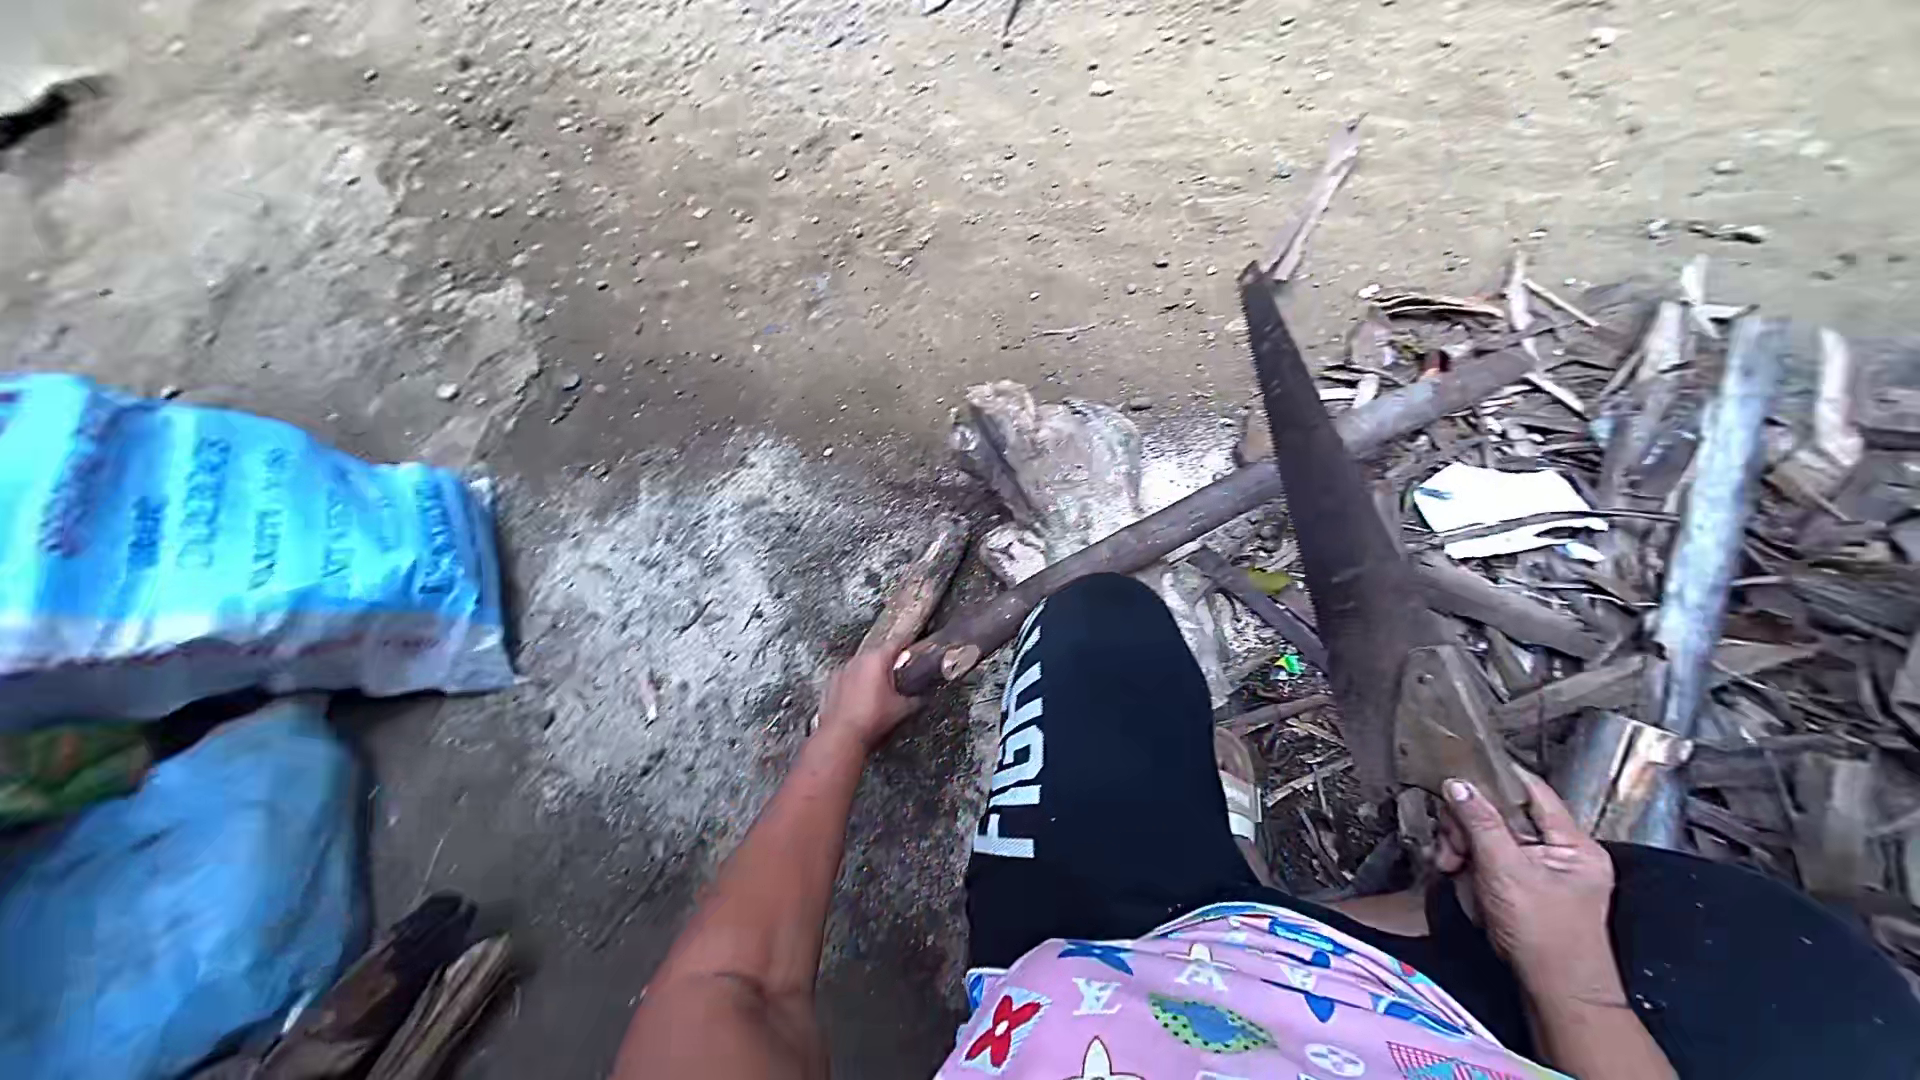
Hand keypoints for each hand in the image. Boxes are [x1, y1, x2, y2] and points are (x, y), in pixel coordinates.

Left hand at [816, 646, 921, 752]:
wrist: (840, 737)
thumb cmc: (872, 720)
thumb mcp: (902, 710)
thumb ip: (915, 700)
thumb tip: (921, 699)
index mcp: (877, 660)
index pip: (896, 643)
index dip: (906, 645)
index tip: (911, 647)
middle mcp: (857, 660)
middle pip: (876, 654)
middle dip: (887, 662)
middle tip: (898, 674)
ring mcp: (841, 671)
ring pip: (860, 666)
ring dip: (869, 673)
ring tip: (878, 690)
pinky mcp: (830, 685)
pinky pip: (847, 679)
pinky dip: (854, 684)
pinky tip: (859, 700)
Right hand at [1435, 769, 1622, 1002]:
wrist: (1554, 991)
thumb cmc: (1544, 935)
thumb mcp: (1506, 870)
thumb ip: (1480, 822)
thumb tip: (1457, 782)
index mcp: (1573, 845)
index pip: (1532, 791)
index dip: (1497, 775)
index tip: (1460, 765)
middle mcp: (1556, 850)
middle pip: (1498, 812)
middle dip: (1465, 824)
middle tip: (1452, 844)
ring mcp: (1535, 866)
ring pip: (1482, 833)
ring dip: (1458, 845)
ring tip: (1450, 865)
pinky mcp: (1515, 881)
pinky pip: (1480, 855)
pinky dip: (1463, 862)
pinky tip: (1455, 874)